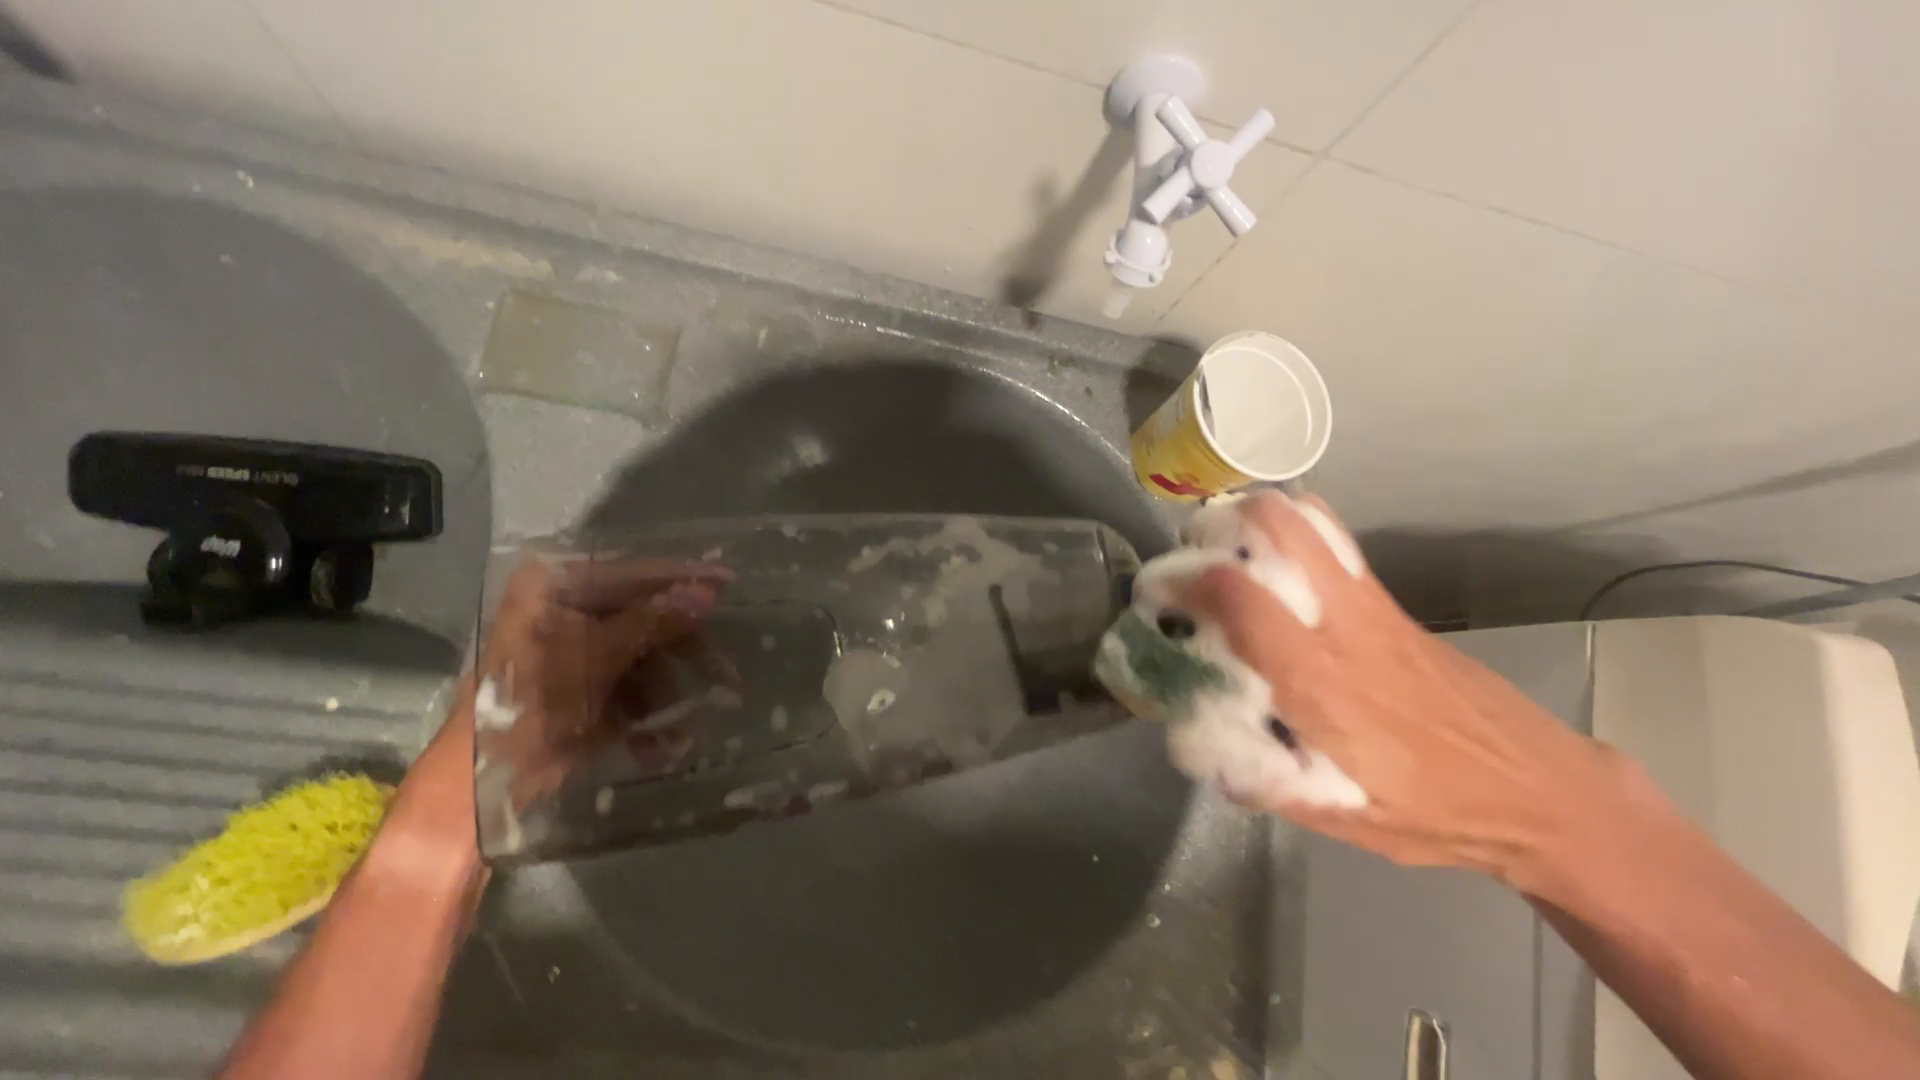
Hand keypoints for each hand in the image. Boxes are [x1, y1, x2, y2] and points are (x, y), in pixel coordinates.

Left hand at [476, 556, 732, 806]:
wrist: (481, 784)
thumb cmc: (532, 705)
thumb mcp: (596, 658)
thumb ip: (652, 621)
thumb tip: (707, 592)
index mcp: (554, 590)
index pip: (630, 574)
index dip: (681, 579)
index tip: (728, 582)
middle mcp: (562, 612)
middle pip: (640, 617)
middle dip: (682, 651)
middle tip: (725, 672)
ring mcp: (571, 653)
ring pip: (639, 657)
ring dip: (668, 691)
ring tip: (688, 721)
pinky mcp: (578, 691)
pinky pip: (626, 690)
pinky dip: (647, 714)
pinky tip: (664, 743)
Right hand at [1162, 491, 1621, 889]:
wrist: (1544, 792)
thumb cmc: (1436, 812)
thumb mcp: (1339, 819)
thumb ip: (1262, 777)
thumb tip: (1195, 739)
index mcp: (1321, 681)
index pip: (1239, 598)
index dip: (1184, 582)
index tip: (1155, 592)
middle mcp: (1345, 625)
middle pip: (1279, 524)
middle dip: (1220, 523)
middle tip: (1192, 558)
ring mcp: (1375, 606)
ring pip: (1311, 521)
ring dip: (1257, 521)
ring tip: (1227, 555)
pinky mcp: (1394, 606)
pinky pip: (1333, 547)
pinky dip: (1292, 537)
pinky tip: (1277, 579)